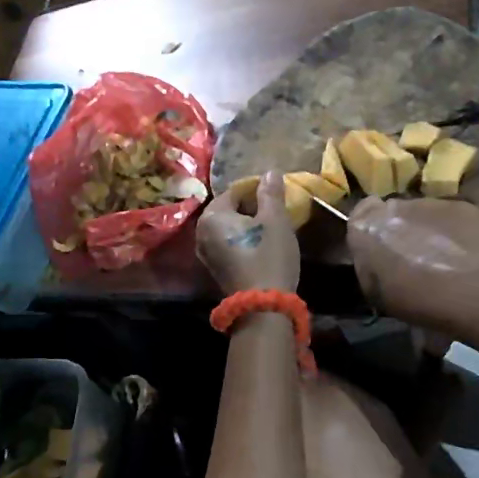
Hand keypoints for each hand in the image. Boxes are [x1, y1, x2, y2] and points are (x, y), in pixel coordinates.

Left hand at [197, 171, 301, 293]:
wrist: (263, 305)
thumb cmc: (268, 256)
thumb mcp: (276, 220)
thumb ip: (271, 193)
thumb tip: (270, 172)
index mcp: (212, 216)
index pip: (235, 191)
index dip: (258, 191)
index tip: (277, 198)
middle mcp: (201, 232)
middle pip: (230, 210)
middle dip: (251, 208)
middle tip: (276, 213)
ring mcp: (206, 253)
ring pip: (229, 229)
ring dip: (248, 226)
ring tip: (271, 228)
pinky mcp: (216, 269)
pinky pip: (229, 245)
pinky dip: (243, 241)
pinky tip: (261, 246)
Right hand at [347, 197, 478, 325]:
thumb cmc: (423, 303)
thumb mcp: (382, 299)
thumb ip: (372, 272)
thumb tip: (376, 266)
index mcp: (368, 227)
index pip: (359, 216)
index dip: (370, 234)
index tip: (379, 254)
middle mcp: (397, 206)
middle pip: (394, 213)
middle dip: (401, 231)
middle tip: (413, 261)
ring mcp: (434, 202)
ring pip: (426, 214)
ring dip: (431, 231)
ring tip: (446, 263)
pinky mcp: (468, 205)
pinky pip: (454, 219)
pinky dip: (458, 233)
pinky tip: (470, 259)